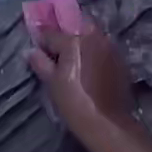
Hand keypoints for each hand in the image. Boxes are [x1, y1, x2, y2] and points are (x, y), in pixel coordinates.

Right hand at [25, 17, 137, 147]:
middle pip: (74, 29)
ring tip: (75, 62)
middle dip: (65, 38)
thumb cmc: (75, 102)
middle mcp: (94, 37)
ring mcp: (110, 47)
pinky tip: (91, 68)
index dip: (42, 42)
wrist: (107, 122)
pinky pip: (103, 48)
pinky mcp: (121, 58)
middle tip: (58, 55)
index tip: (39, 51)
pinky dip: (95, 53)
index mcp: (74, 40)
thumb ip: (40, 63)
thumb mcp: (52, 83)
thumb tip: (30, 51)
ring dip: (82, 44)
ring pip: (91, 36)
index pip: (51, 34)